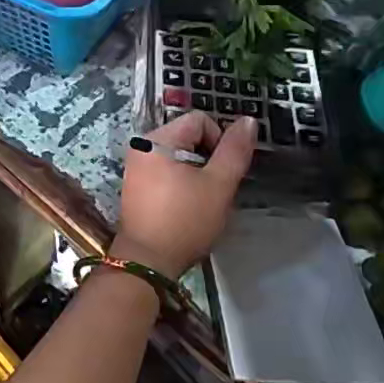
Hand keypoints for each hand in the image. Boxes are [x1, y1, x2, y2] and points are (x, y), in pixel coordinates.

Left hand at [112, 112, 255, 278]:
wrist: (147, 262)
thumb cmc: (185, 221)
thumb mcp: (218, 185)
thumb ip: (234, 150)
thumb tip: (248, 120)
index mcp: (157, 139)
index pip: (199, 120)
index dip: (220, 140)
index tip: (224, 171)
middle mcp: (141, 145)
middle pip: (187, 136)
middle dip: (208, 158)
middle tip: (216, 188)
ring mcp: (135, 165)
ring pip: (178, 155)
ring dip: (196, 171)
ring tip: (202, 199)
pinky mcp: (135, 184)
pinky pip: (165, 169)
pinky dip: (181, 180)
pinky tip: (187, 205)